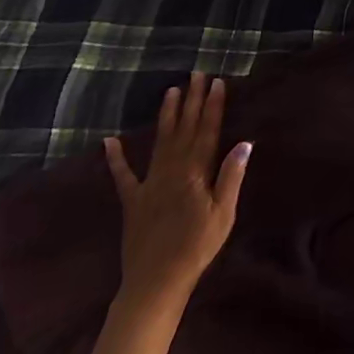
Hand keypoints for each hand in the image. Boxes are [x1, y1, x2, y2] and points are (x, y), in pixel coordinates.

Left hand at [103, 72, 250, 306]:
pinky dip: (115, 158)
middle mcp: (171, 170)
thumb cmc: (198, 247)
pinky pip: (123, 175)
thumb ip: (231, 177)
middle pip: (184, 129)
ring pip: (159, 141)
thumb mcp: (224, 213)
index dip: (212, 106)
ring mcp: (149, 183)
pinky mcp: (133, 200)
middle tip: (196, 75)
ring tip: (171, 91)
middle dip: (192, 101)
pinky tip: (109, 141)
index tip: (217, 82)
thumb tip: (244, 143)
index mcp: (195, 173)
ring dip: (166, 116)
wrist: (157, 278)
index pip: (207, 131)